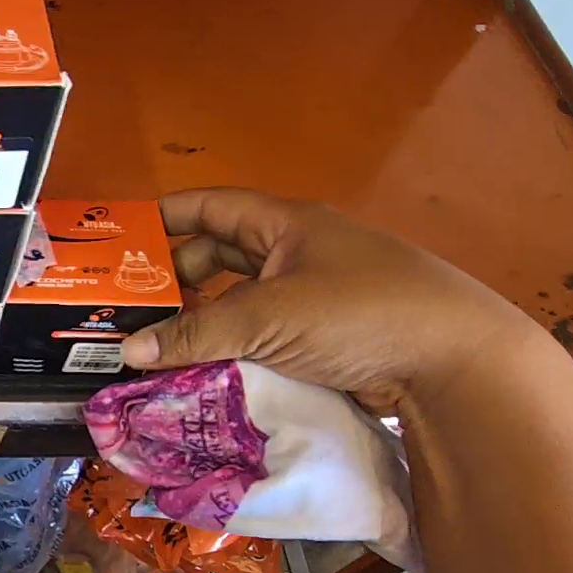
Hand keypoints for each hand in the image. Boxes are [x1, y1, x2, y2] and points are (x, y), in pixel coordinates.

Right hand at [121, 187, 557, 413]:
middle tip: (128, 306)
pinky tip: (194, 365)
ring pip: (231, 298)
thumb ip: (194, 335)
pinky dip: (220, 345)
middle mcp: (292, 253)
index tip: (120, 240)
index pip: (210, 207)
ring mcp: (305, 295)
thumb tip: (128, 351)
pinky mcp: (313, 335)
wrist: (451, 362)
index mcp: (284, 226)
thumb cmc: (360, 313)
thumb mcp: (268, 318)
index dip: (164, 216)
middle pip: (215, 255)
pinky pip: (250, 332)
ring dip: (194, 317)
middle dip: (171, 277)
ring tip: (153, 341)